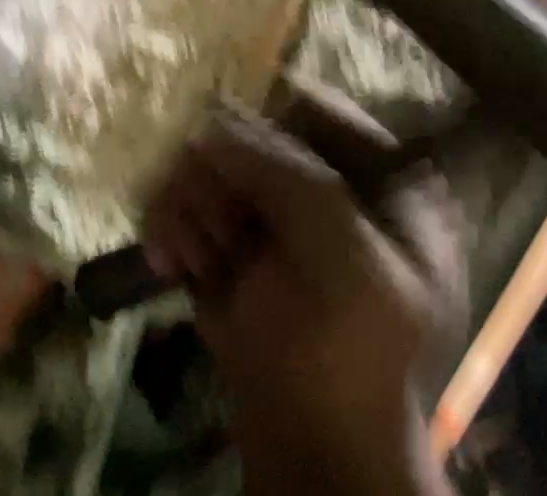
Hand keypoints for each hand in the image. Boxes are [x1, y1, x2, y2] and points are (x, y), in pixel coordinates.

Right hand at [141, 99, 463, 491]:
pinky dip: (165, 232)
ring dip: (186, 212)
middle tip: (221, 228)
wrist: (307, 435)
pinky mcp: (216, 239)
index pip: (318, 110)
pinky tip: (174, 267)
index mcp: (380, 185)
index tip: (231, 146)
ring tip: (199, 259)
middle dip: (217, 181)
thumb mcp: (348, 261)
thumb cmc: (351, 351)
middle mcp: (317, 187)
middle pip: (240, 137)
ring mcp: (263, 215)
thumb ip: (292, 181)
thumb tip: (212, 125)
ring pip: (196, 168)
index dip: (269, 118)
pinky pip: (171, 203)